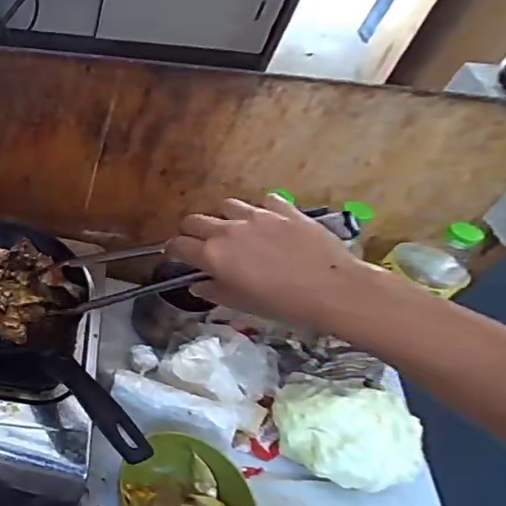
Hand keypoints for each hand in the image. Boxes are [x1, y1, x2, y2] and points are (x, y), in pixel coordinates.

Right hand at [165, 194, 381, 330]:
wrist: (332, 289)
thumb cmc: (282, 304)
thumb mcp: (241, 304)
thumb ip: (214, 291)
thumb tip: (198, 285)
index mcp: (212, 255)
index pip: (178, 245)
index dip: (173, 250)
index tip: (177, 256)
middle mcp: (227, 230)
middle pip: (194, 220)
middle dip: (192, 231)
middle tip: (202, 243)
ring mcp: (256, 216)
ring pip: (226, 205)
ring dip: (224, 217)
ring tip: (235, 229)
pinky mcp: (283, 209)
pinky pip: (263, 201)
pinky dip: (261, 209)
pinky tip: (268, 222)